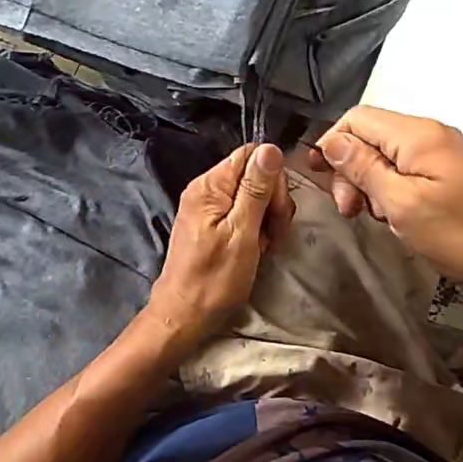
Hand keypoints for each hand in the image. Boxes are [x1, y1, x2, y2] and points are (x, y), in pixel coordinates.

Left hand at [144, 144, 294, 344]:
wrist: (185, 313)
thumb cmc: (215, 278)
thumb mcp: (242, 233)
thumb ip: (256, 190)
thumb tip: (270, 148)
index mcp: (209, 185)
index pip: (252, 155)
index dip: (273, 179)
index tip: (277, 212)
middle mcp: (205, 189)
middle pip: (255, 173)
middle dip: (273, 202)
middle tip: (272, 235)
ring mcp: (207, 206)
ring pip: (254, 195)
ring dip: (268, 219)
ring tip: (263, 246)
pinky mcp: (211, 223)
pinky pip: (243, 213)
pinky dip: (256, 229)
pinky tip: (256, 249)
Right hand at [308, 107, 462, 311]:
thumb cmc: (461, 236)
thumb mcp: (401, 204)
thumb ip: (363, 168)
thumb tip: (331, 141)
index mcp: (419, 136)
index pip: (357, 119)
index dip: (332, 144)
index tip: (322, 179)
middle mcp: (430, 135)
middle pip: (368, 136)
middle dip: (348, 169)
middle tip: (348, 208)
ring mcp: (441, 153)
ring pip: (381, 154)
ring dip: (366, 182)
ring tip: (371, 215)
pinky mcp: (446, 172)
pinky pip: (401, 168)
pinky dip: (386, 189)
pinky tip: (391, 214)